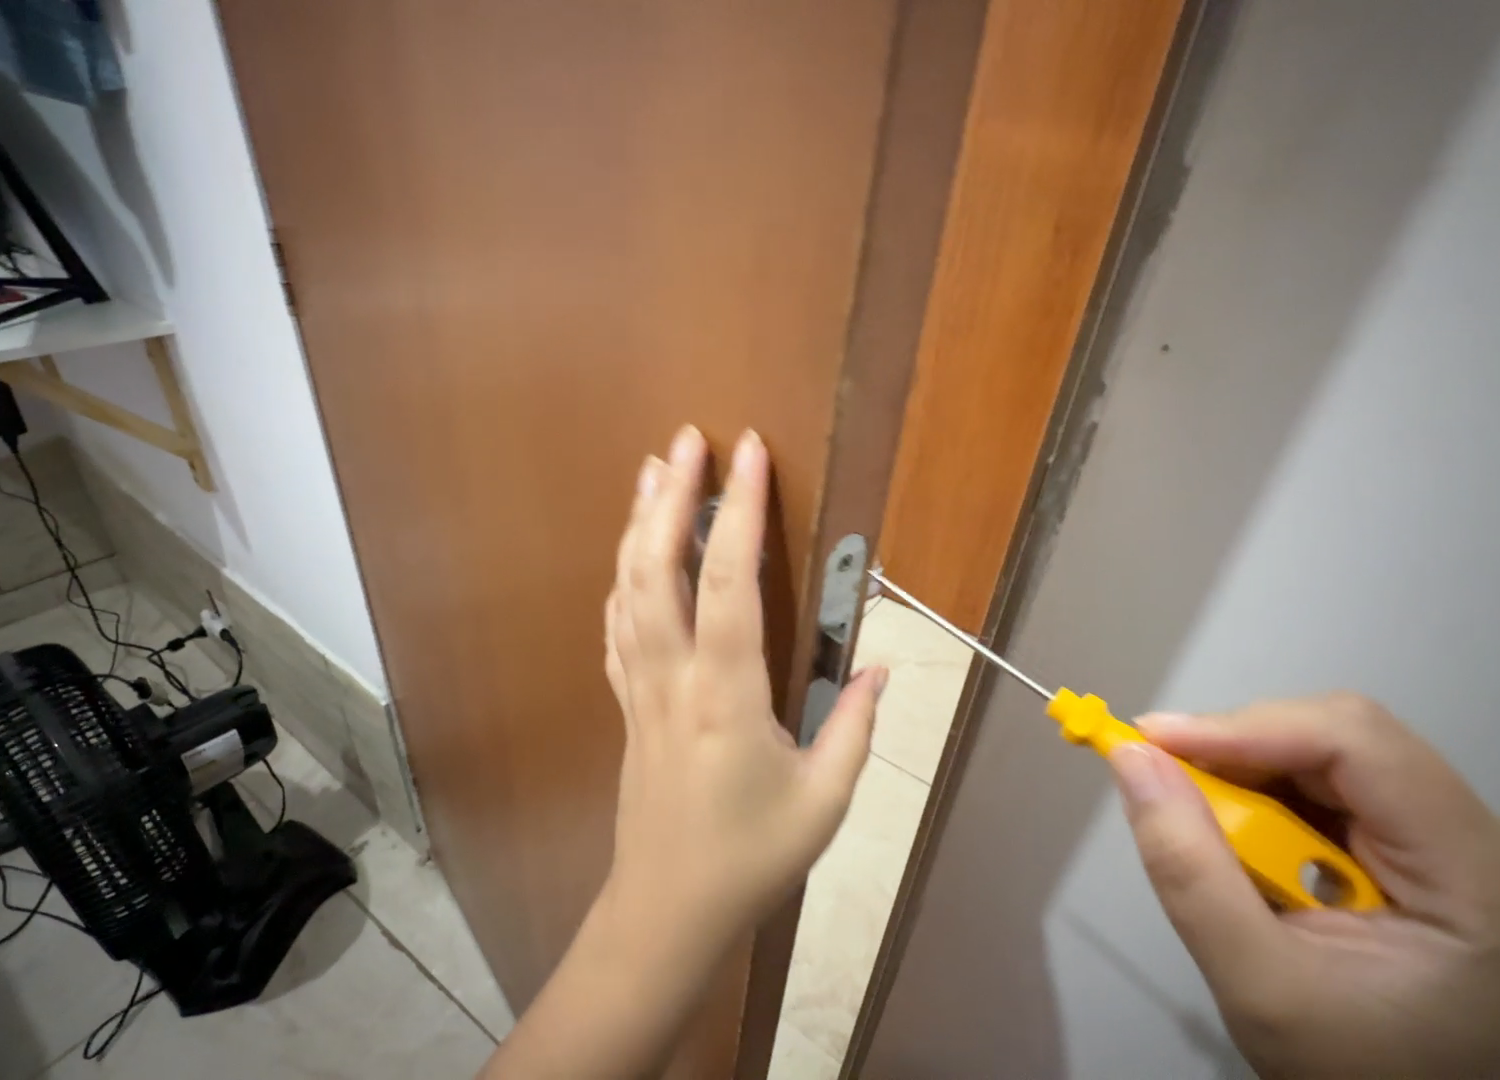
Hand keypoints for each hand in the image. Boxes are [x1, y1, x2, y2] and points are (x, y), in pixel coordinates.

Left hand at [601, 424, 886, 951]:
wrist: (666, 910)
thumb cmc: (749, 859)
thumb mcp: (825, 802)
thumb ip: (854, 727)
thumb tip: (881, 668)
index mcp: (725, 697)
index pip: (729, 584)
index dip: (739, 512)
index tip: (748, 455)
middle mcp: (672, 680)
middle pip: (657, 570)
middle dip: (670, 498)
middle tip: (685, 441)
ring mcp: (639, 689)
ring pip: (628, 591)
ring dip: (639, 527)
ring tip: (652, 473)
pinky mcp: (627, 704)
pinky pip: (618, 627)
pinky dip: (623, 579)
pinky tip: (631, 556)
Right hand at [1110, 694, 1499, 1079]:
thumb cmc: (1346, 1068)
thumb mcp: (1254, 981)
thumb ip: (1188, 868)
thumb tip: (1129, 757)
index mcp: (1480, 877)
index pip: (1359, 745)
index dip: (1246, 726)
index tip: (1150, 739)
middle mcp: (1487, 840)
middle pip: (1342, 738)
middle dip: (1236, 749)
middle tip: (1156, 774)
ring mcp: (1461, 839)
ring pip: (1327, 750)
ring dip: (1242, 770)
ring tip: (1195, 817)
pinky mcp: (1426, 843)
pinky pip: (1327, 780)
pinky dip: (1261, 792)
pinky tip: (1235, 832)